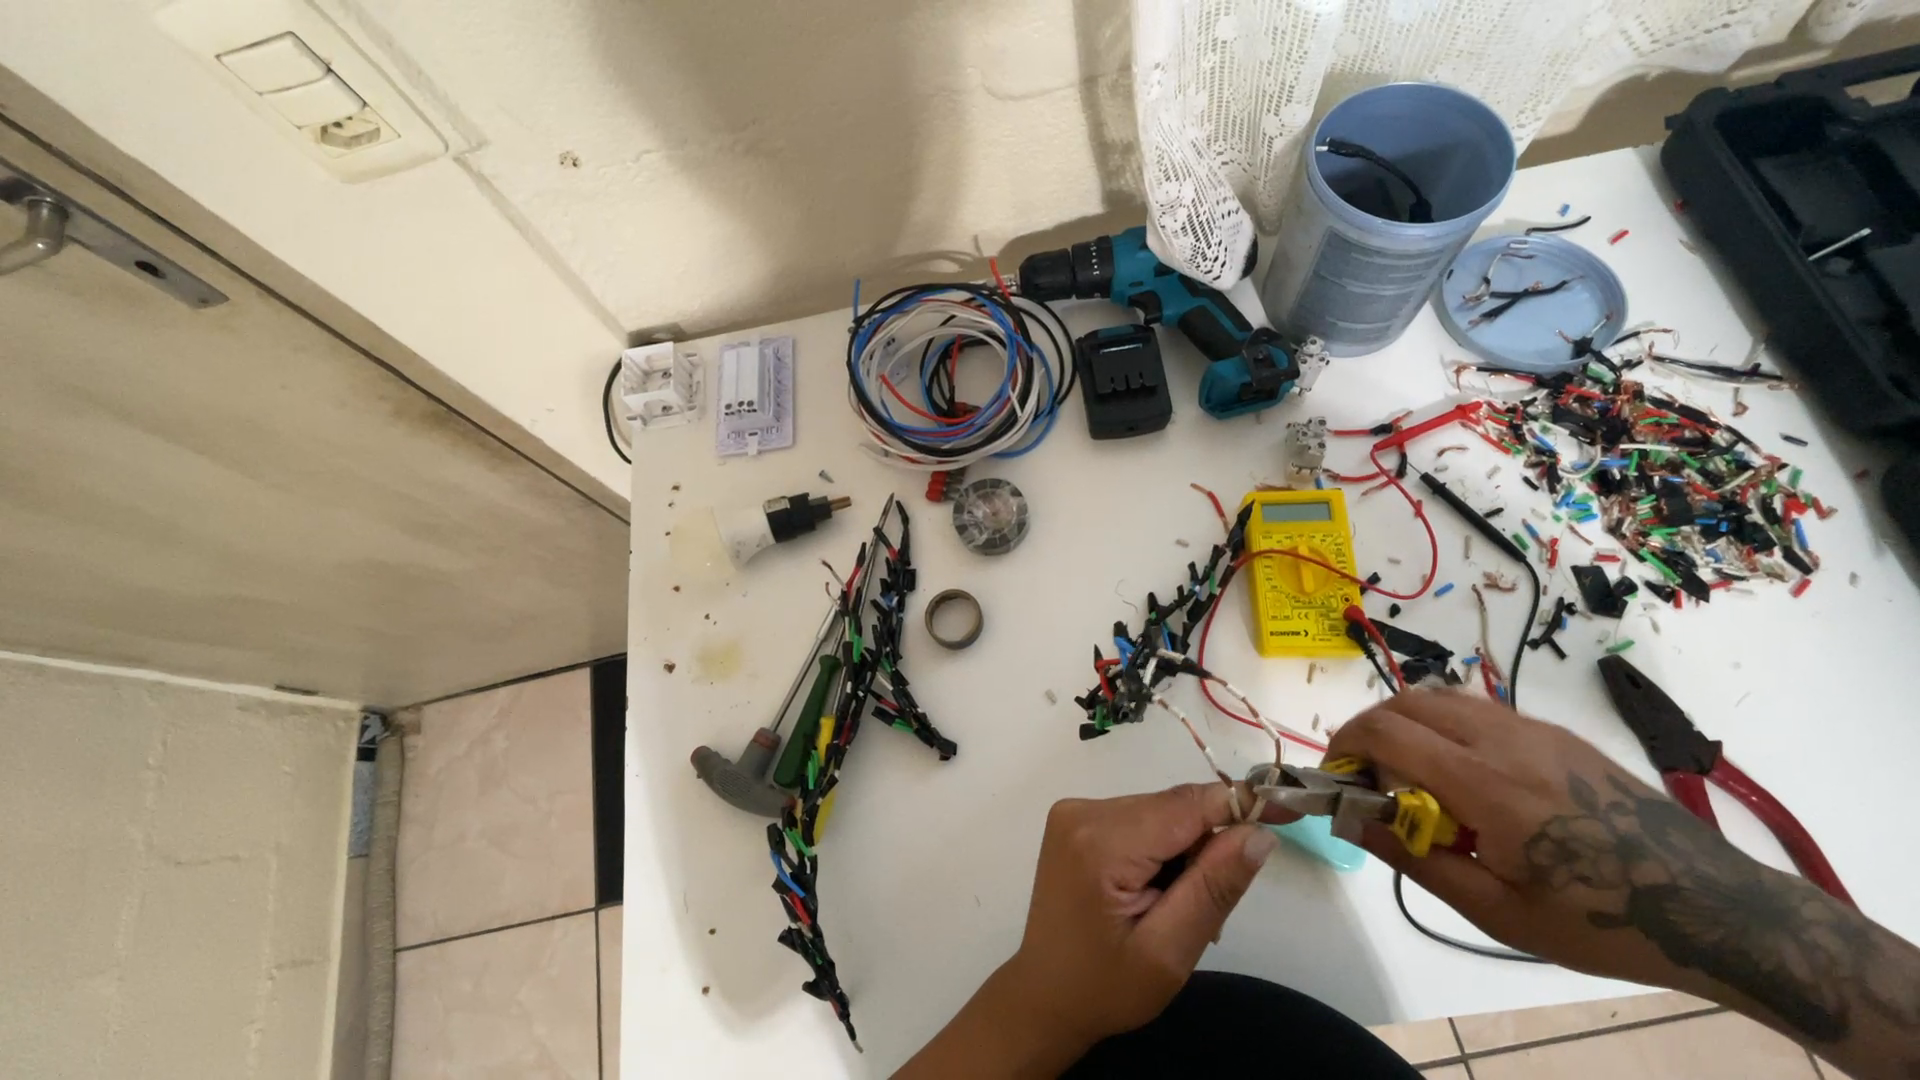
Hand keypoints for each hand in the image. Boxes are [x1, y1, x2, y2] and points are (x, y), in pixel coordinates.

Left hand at [897, 783, 1285, 1077]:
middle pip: (1174, 808)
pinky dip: (1161, 848)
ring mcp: (1076, 812)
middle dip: (1207, 845)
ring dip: (1185, 850)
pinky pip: (1140, 819)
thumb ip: (1214, 887)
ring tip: (1177, 907)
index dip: (1241, 803)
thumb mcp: (1170, 950)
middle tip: (1210, 908)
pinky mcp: (1076, 820)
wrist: (1045, 996)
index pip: (1186, 805)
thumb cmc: (1106, 985)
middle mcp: (1084, 812)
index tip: (1288, 810)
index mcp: (1101, 842)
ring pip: (1160, 812)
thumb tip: (1259, 833)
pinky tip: (1156, 891)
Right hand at [1327, 689, 1738, 990]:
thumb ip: (1415, 858)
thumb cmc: (1598, 921)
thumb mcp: (1496, 909)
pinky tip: (1464, 777)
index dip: (1345, 745)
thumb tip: (1350, 820)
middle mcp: (1506, 740)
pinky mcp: (1558, 735)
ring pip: (1442, 699)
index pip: (1386, 732)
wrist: (1715, 910)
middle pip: (1407, 702)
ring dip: (1406, 724)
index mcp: (1486, 784)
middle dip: (1369, 730)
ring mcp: (1536, 730)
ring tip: (1412, 777)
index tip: (1337, 778)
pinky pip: (1480, 710)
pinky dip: (1445, 727)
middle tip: (1367, 778)